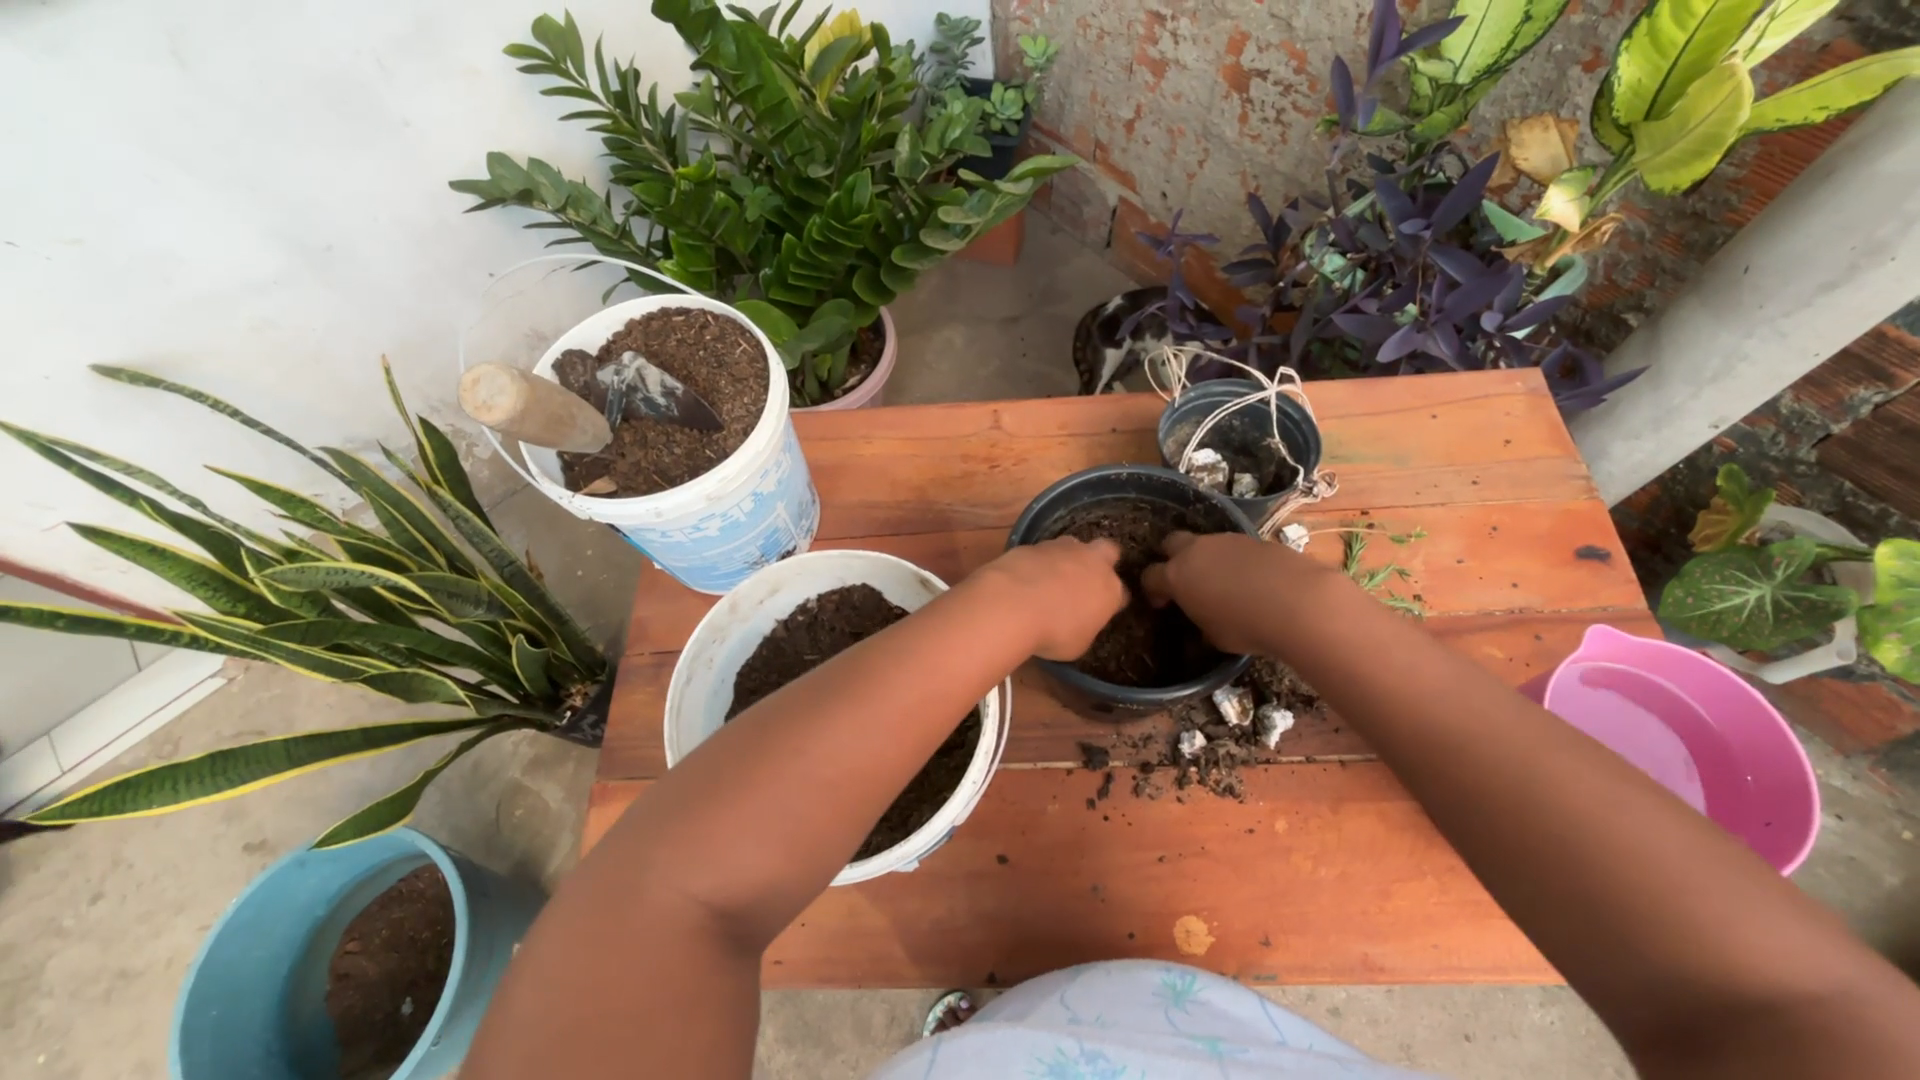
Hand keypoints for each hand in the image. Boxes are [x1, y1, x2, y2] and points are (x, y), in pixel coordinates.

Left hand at [969, 537, 1126, 660]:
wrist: (1012, 605)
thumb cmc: (1054, 633)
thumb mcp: (1077, 644)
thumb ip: (1085, 626)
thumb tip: (1080, 622)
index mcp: (1110, 590)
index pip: (1122, 594)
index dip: (1112, 602)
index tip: (1102, 611)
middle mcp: (1091, 562)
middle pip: (1108, 551)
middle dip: (1101, 561)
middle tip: (1086, 578)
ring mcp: (1061, 548)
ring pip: (1073, 545)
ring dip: (1066, 558)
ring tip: (1050, 579)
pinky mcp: (1032, 544)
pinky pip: (1041, 552)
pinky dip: (1037, 563)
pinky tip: (1025, 578)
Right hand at [1141, 531, 1332, 654]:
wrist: (1300, 603)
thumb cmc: (1246, 627)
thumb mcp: (1215, 638)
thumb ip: (1202, 625)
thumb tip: (1204, 625)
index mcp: (1177, 575)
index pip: (1150, 576)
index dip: (1152, 590)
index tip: (1162, 604)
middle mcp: (1197, 551)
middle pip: (1172, 543)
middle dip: (1172, 558)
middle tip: (1185, 581)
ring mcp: (1228, 541)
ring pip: (1207, 543)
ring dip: (1208, 559)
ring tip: (1226, 584)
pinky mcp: (1256, 539)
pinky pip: (1236, 548)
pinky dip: (1238, 562)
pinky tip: (1254, 582)